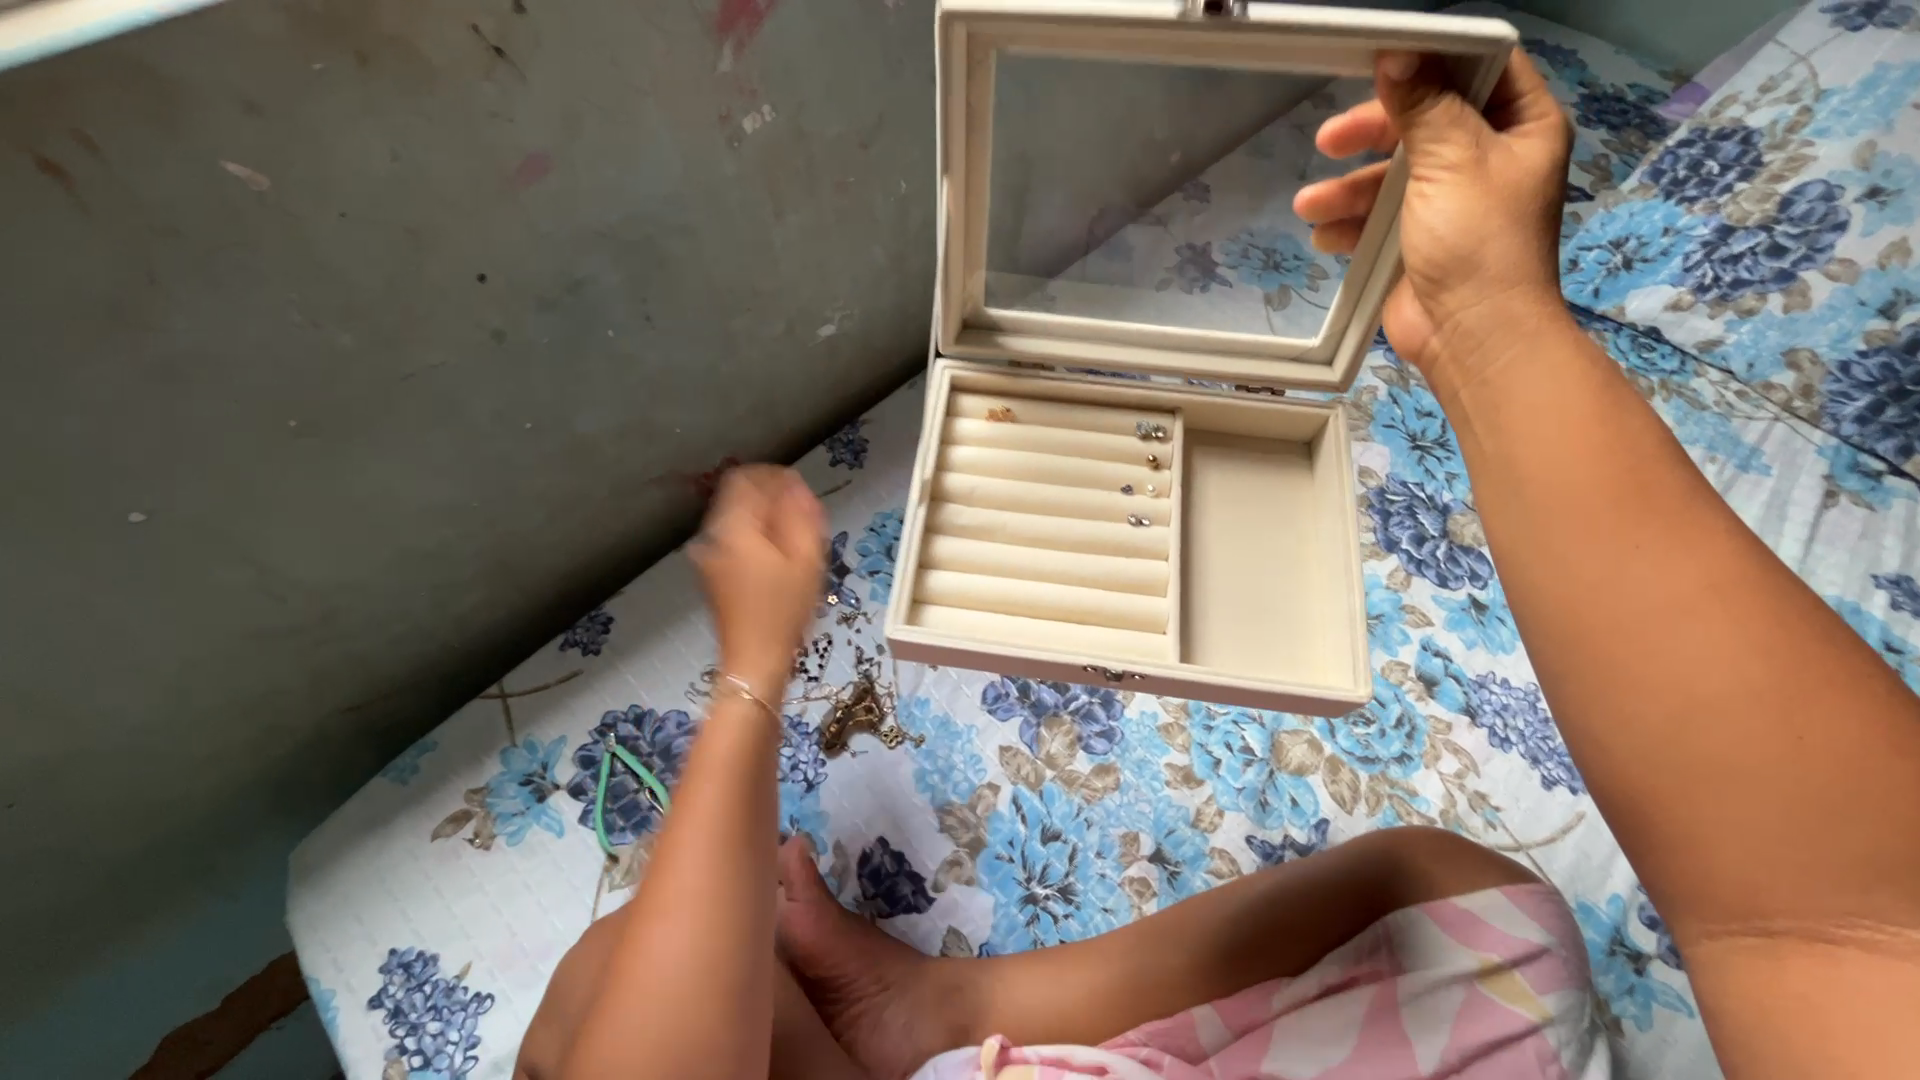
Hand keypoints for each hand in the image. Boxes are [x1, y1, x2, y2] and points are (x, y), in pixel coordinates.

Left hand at [692, 465, 825, 697]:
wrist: (754, 661)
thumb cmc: (784, 610)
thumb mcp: (805, 559)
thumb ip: (800, 514)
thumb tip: (795, 486)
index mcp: (732, 527)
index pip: (744, 478)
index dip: (772, 476)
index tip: (798, 491)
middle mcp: (711, 536)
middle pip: (739, 499)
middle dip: (771, 502)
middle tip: (803, 521)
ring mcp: (707, 558)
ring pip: (737, 522)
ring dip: (765, 523)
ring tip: (796, 545)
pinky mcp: (711, 577)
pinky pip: (733, 544)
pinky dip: (755, 542)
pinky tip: (779, 564)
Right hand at [1295, 48, 1571, 389]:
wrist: (1470, 333)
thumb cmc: (1477, 240)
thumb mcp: (1452, 162)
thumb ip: (1424, 107)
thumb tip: (1398, 56)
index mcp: (1520, 126)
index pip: (1480, 69)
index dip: (1432, 60)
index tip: (1380, 61)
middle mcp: (1486, 158)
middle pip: (1421, 123)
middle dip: (1371, 134)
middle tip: (1328, 141)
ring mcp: (1448, 203)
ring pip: (1390, 176)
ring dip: (1347, 189)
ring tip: (1310, 206)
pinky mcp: (1415, 241)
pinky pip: (1376, 220)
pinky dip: (1349, 225)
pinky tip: (1325, 237)